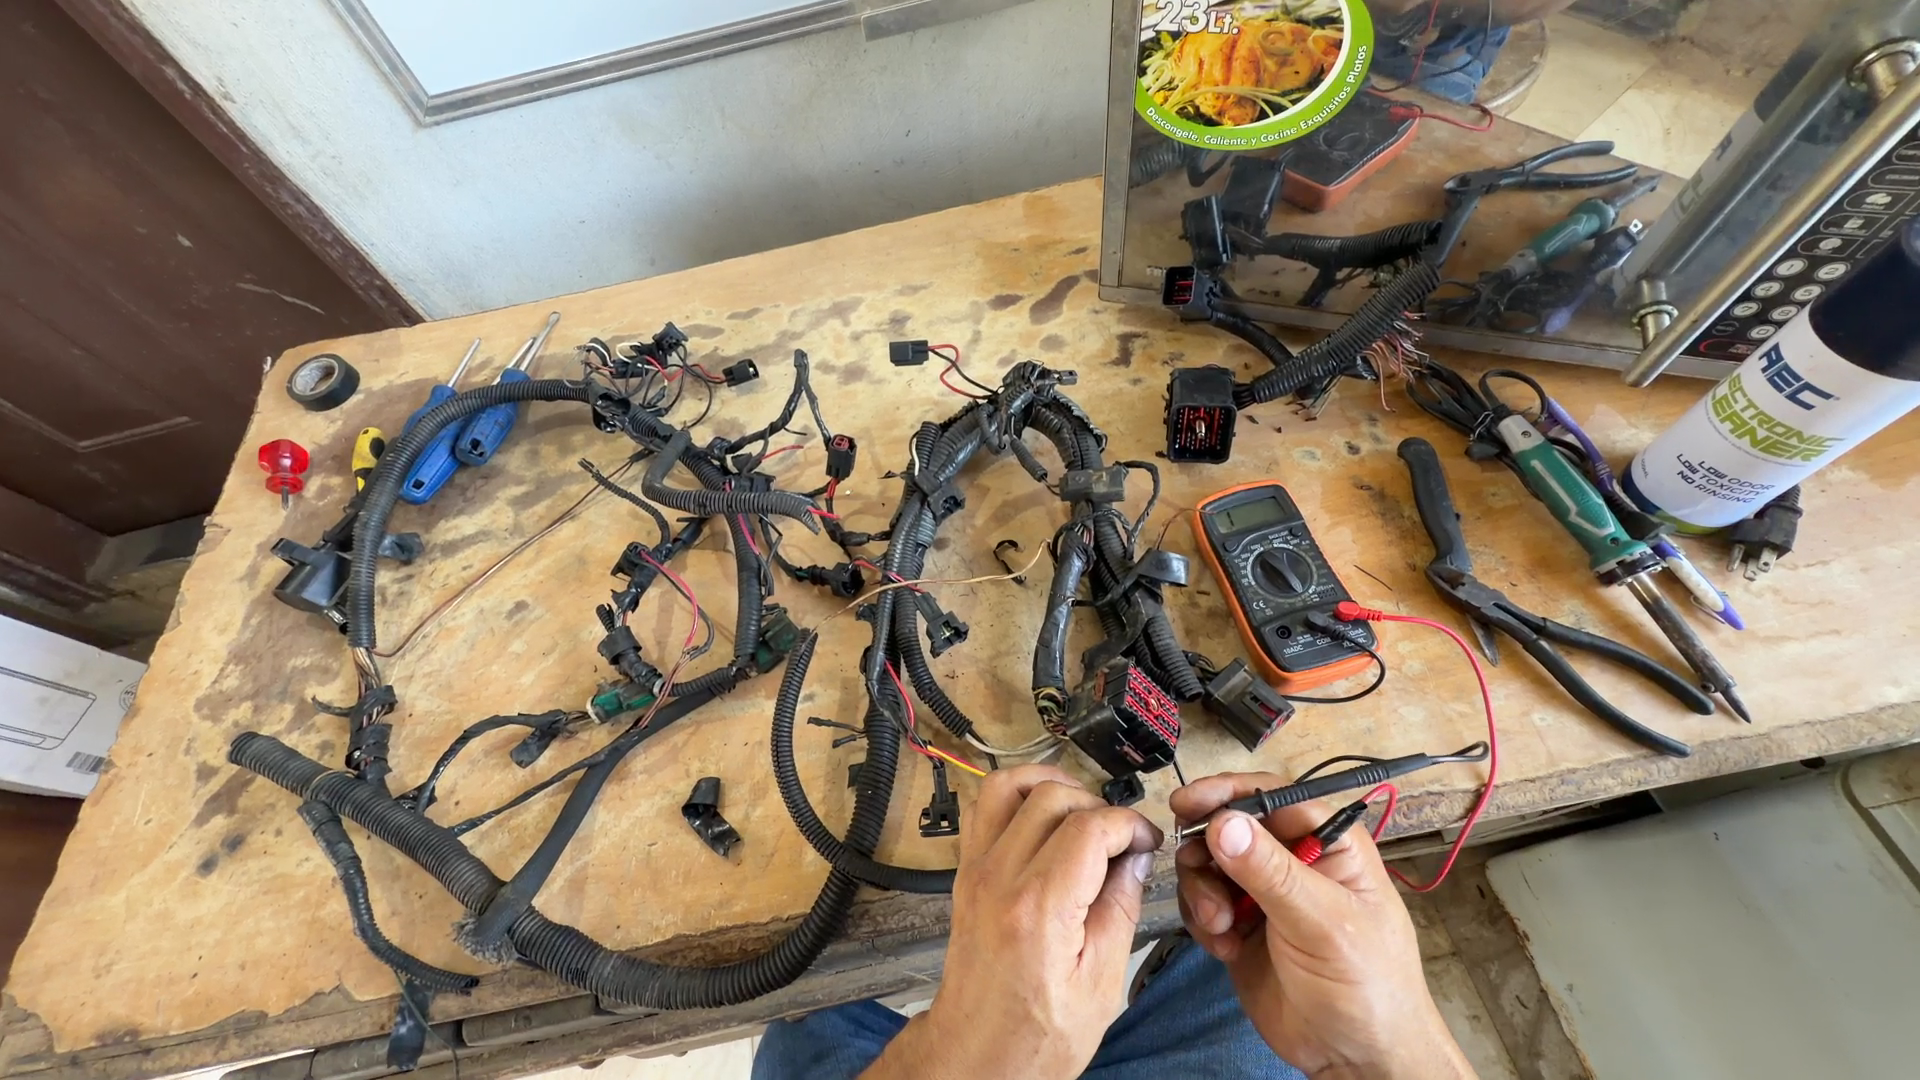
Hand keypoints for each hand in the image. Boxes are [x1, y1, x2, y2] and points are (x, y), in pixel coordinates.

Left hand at [862, 765, 1161, 1079]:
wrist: (977, 1053)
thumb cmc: (1039, 1034)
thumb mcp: (1102, 982)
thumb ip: (1120, 906)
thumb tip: (1135, 854)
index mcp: (1040, 907)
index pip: (1089, 827)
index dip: (1128, 823)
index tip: (1146, 838)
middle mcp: (1000, 875)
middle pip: (1052, 796)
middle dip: (1097, 804)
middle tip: (1118, 835)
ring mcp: (976, 867)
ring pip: (1009, 784)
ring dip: (1052, 785)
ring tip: (1082, 812)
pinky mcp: (966, 868)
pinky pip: (985, 805)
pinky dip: (1017, 794)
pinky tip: (1044, 817)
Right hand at [1172, 774, 1472, 1079]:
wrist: (1356, 1063)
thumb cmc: (1365, 987)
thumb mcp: (1323, 925)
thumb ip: (1272, 873)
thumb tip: (1223, 823)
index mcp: (1326, 841)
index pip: (1270, 796)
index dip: (1227, 794)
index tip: (1188, 804)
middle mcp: (1290, 857)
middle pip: (1228, 824)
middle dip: (1206, 849)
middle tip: (1195, 870)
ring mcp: (1261, 890)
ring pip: (1207, 860)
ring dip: (1202, 889)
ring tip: (1219, 925)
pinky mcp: (1237, 921)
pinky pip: (1200, 898)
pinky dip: (1201, 918)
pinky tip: (1222, 947)